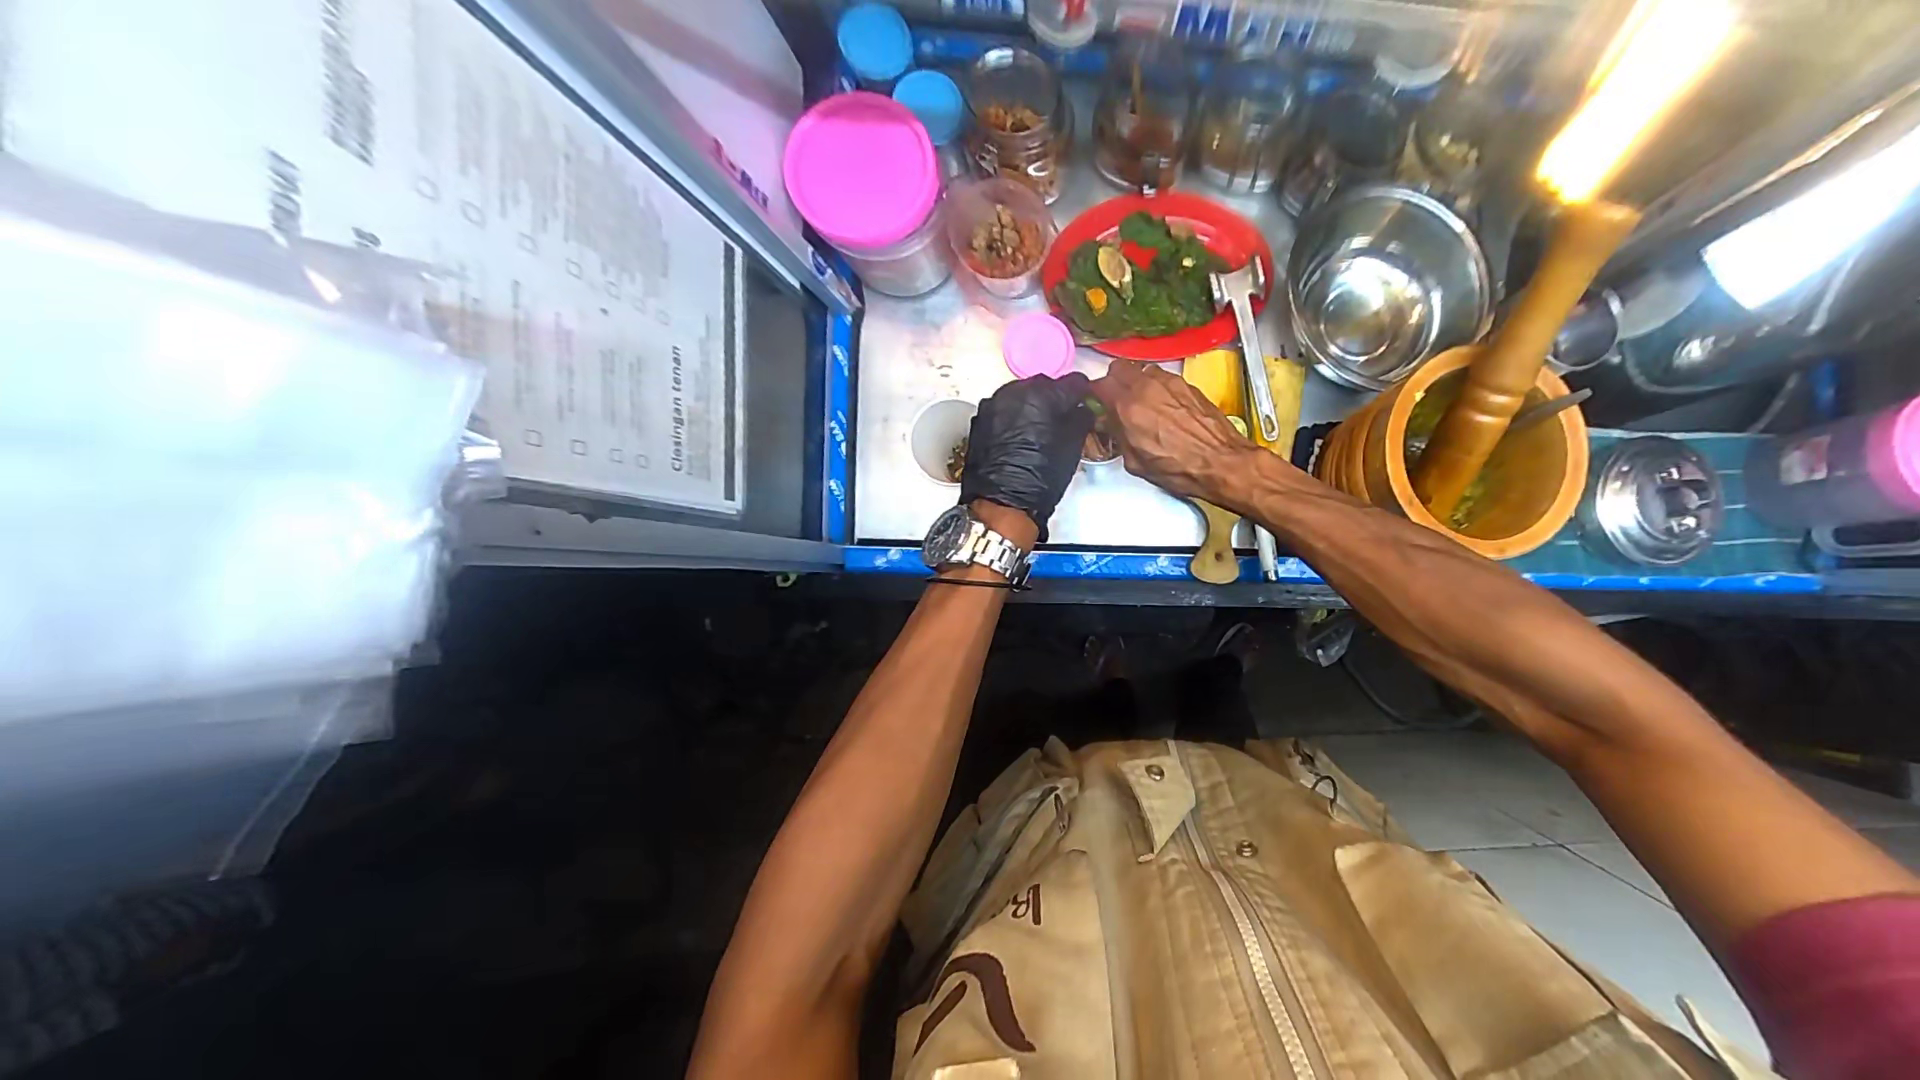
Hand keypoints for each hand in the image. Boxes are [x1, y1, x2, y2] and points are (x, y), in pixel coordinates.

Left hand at [959, 373, 1095, 541]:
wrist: (1000, 504)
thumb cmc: (1040, 478)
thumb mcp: (1072, 446)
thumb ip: (1080, 418)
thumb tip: (1081, 409)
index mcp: (1042, 394)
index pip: (1073, 382)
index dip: (1083, 394)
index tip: (1085, 404)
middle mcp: (1014, 392)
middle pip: (1043, 386)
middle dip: (1055, 400)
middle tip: (1063, 420)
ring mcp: (993, 405)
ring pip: (1020, 396)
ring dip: (1032, 407)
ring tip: (1039, 430)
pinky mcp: (979, 420)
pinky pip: (1003, 410)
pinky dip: (1013, 418)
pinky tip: (1019, 438)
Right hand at [1089, 360, 1260, 504]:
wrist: (1220, 463)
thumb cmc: (1181, 467)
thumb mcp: (1135, 462)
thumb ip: (1119, 436)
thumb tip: (1113, 425)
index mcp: (1128, 408)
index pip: (1099, 385)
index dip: (1093, 393)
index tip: (1093, 400)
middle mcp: (1147, 389)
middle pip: (1119, 368)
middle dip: (1114, 380)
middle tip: (1115, 397)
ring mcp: (1169, 383)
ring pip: (1142, 369)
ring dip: (1137, 381)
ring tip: (1141, 400)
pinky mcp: (1187, 385)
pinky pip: (1164, 377)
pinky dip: (1158, 386)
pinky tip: (1163, 405)